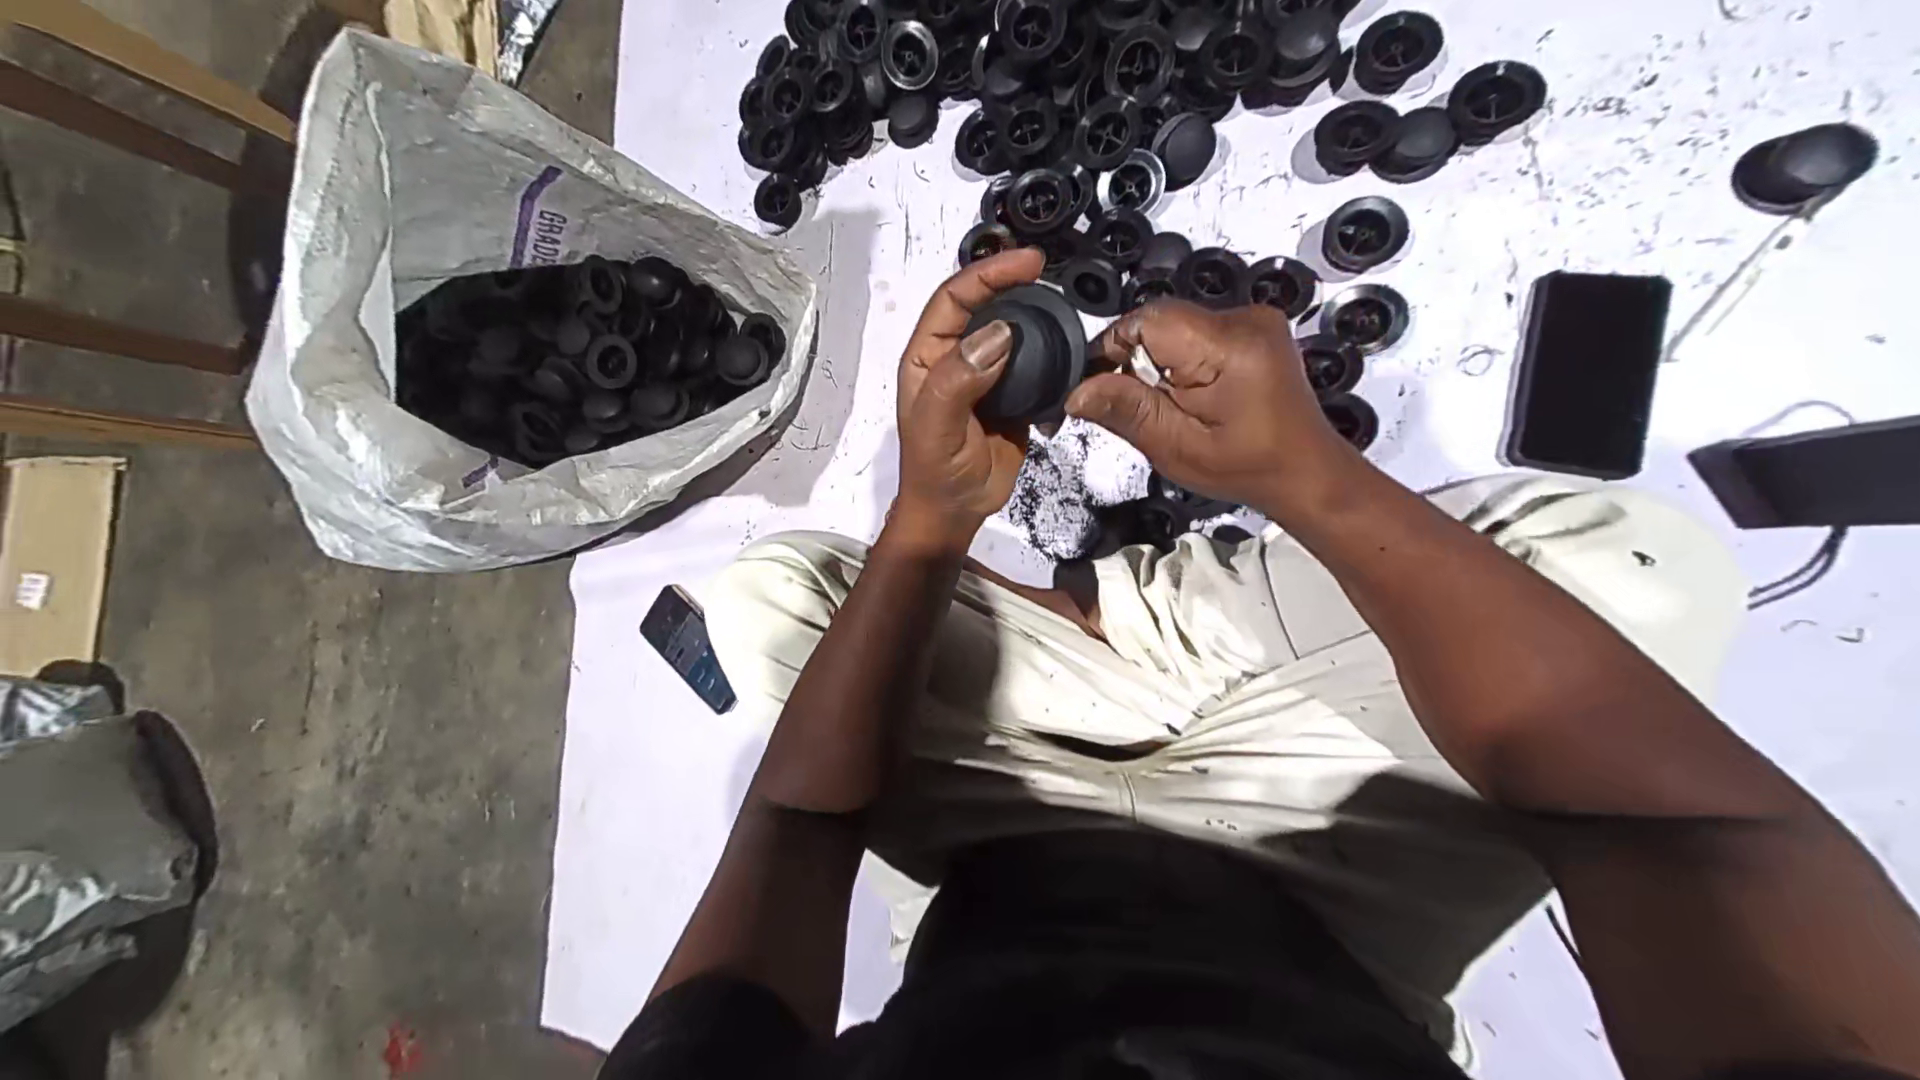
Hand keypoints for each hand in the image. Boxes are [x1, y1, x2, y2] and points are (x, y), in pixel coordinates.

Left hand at [890, 247, 1045, 552]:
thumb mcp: (938, 426)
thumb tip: (997, 334)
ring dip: (1035, 316)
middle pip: (984, 306)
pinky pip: (1033, 365)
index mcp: (928, 357)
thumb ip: (958, 380)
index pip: (954, 300)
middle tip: (1046, 272)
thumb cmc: (935, 472)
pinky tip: (1065, 353)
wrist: (956, 510)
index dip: (987, 274)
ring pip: (1012, 332)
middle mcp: (956, 359)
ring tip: (1061, 307)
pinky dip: (1050, 356)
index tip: (1026, 263)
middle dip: (1013, 283)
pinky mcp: (1012, 396)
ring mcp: (986, 376)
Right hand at [1067, 299, 1361, 517]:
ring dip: (1155, 362)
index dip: (1112, 349)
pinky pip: (1193, 332)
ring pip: (1172, 326)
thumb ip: (1127, 412)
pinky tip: (1188, 393)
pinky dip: (1177, 360)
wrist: (1302, 470)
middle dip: (1134, 361)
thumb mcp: (1176, 448)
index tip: (1100, 387)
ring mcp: (1252, 319)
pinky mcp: (1252, 327)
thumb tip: (1076, 393)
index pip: (1146, 320)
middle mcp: (1244, 320)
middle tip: (1140, 407)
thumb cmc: (1246, 466)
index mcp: (1228, 348)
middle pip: (1158, 320)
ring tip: (1168, 404)